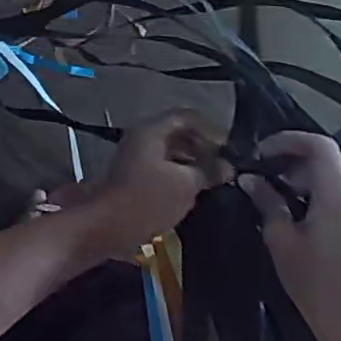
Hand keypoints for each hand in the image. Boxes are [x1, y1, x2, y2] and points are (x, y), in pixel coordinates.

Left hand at [66, 110, 227, 259]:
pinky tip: (197, 187)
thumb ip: (208, 171)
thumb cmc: (149, 198)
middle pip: (176, 131)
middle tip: (225, 167)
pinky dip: (180, 171)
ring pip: (169, 149)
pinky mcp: (134, 173)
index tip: (229, 152)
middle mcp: (140, 136)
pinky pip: (162, 164)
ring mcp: (135, 154)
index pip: (185, 117)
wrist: (111, 223)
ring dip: (192, 160)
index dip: (210, 131)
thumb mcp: (185, 184)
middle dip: (202, 147)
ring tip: (216, 179)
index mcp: (150, 130)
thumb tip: (228, 166)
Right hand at [240, 132, 340, 340]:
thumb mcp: (282, 244)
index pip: (320, 147)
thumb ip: (269, 205)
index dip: (290, 141)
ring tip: (317, 203)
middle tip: (281, 183)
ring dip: (340, 184)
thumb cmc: (319, 290)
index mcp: (340, 199)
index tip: (266, 155)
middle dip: (307, 166)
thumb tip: (252, 179)